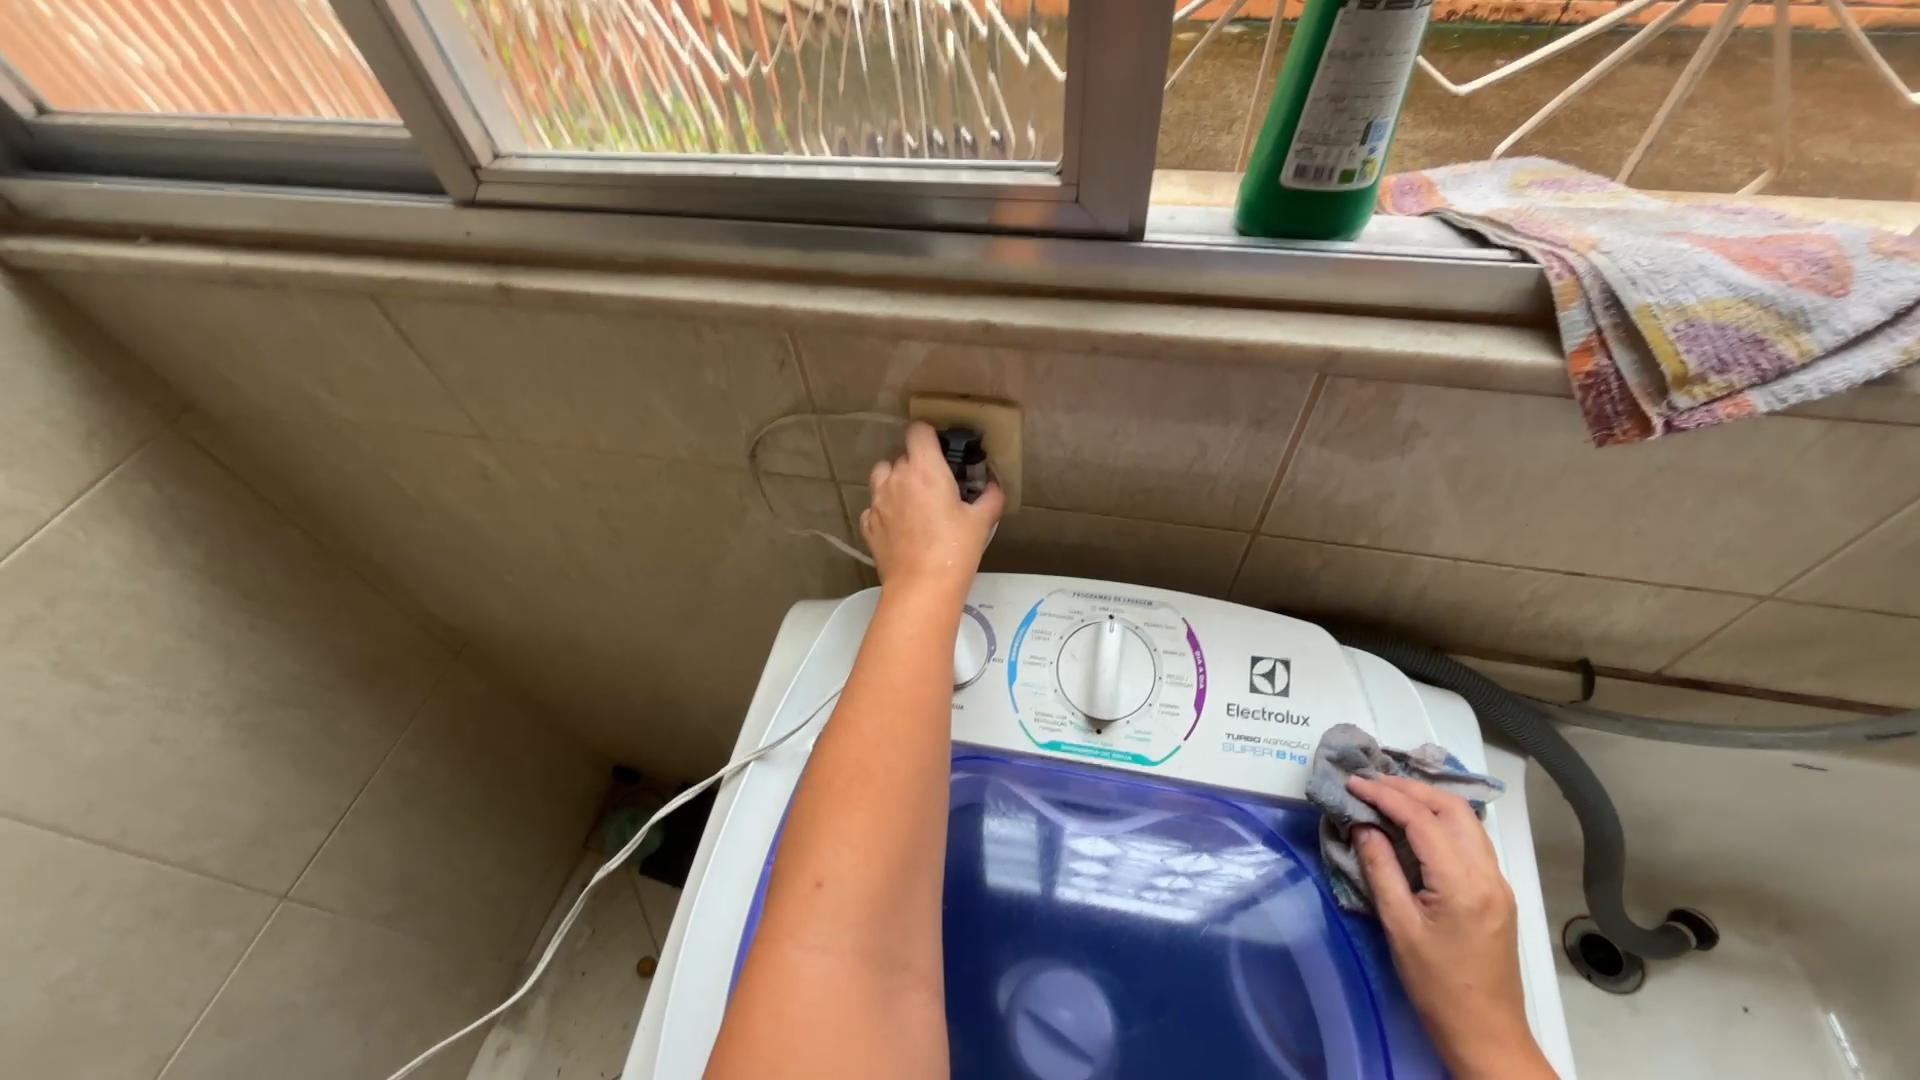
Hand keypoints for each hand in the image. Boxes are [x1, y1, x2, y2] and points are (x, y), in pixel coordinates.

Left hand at [862, 422, 1003, 593]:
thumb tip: (993, 487)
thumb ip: (990, 498)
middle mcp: (896, 478)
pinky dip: (885, 510)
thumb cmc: (954, 550)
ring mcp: (878, 501)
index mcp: (925, 469)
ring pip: (882, 476)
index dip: (928, 436)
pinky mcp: (869, 524)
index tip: (940, 451)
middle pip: (902, 456)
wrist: (922, 587)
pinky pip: (874, 506)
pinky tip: (900, 526)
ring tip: (912, 501)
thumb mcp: (982, 522)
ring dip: (895, 482)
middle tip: (935, 487)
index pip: (918, 431)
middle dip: (917, 466)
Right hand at [1348, 774, 1556, 1079]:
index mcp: (1462, 882)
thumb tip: (1364, 826)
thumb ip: (1380, 868)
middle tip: (1369, 781)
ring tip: (1387, 794)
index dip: (1384, 795)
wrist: (1485, 1032)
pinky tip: (1414, 824)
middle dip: (1409, 788)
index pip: (1422, 819)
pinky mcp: (1496, 893)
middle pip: (1452, 809)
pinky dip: (1441, 820)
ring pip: (1466, 821)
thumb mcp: (1397, 925)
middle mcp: (1488, 874)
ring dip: (1427, 800)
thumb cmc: (1435, 985)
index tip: (1353, 782)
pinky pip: (1470, 839)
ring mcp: (1498, 883)